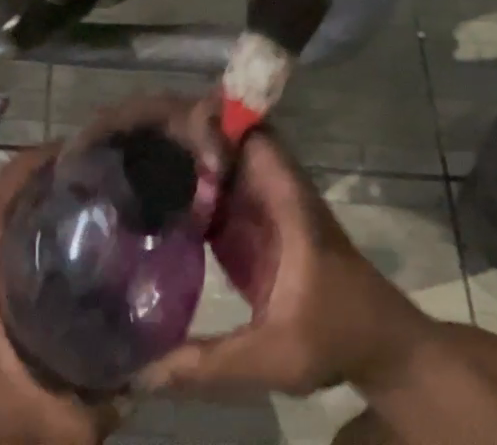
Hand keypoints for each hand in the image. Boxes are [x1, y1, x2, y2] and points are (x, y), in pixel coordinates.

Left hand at [0, 145, 116, 444]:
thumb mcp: (25, 416)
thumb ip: (95, 406)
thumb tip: (151, 380)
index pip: (43, 162)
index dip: (94, 160)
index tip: (140, 175)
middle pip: (39, 184)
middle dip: (90, 196)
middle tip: (143, 219)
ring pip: (21, 213)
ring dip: (64, 223)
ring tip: (121, 245)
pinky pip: (5, 237)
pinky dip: (39, 247)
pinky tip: (74, 279)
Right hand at [137, 130, 434, 396]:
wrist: (381, 347)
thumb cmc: (339, 338)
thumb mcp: (277, 357)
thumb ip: (212, 363)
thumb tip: (140, 374)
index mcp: (284, 201)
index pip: (250, 134)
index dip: (208, 121)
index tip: (159, 131)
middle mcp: (268, 188)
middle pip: (220, 131)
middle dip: (172, 126)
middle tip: (117, 137)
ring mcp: (256, 203)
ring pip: (210, 153)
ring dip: (170, 147)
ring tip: (115, 153)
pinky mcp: (246, 222)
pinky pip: (207, 184)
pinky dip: (175, 178)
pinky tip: (136, 190)